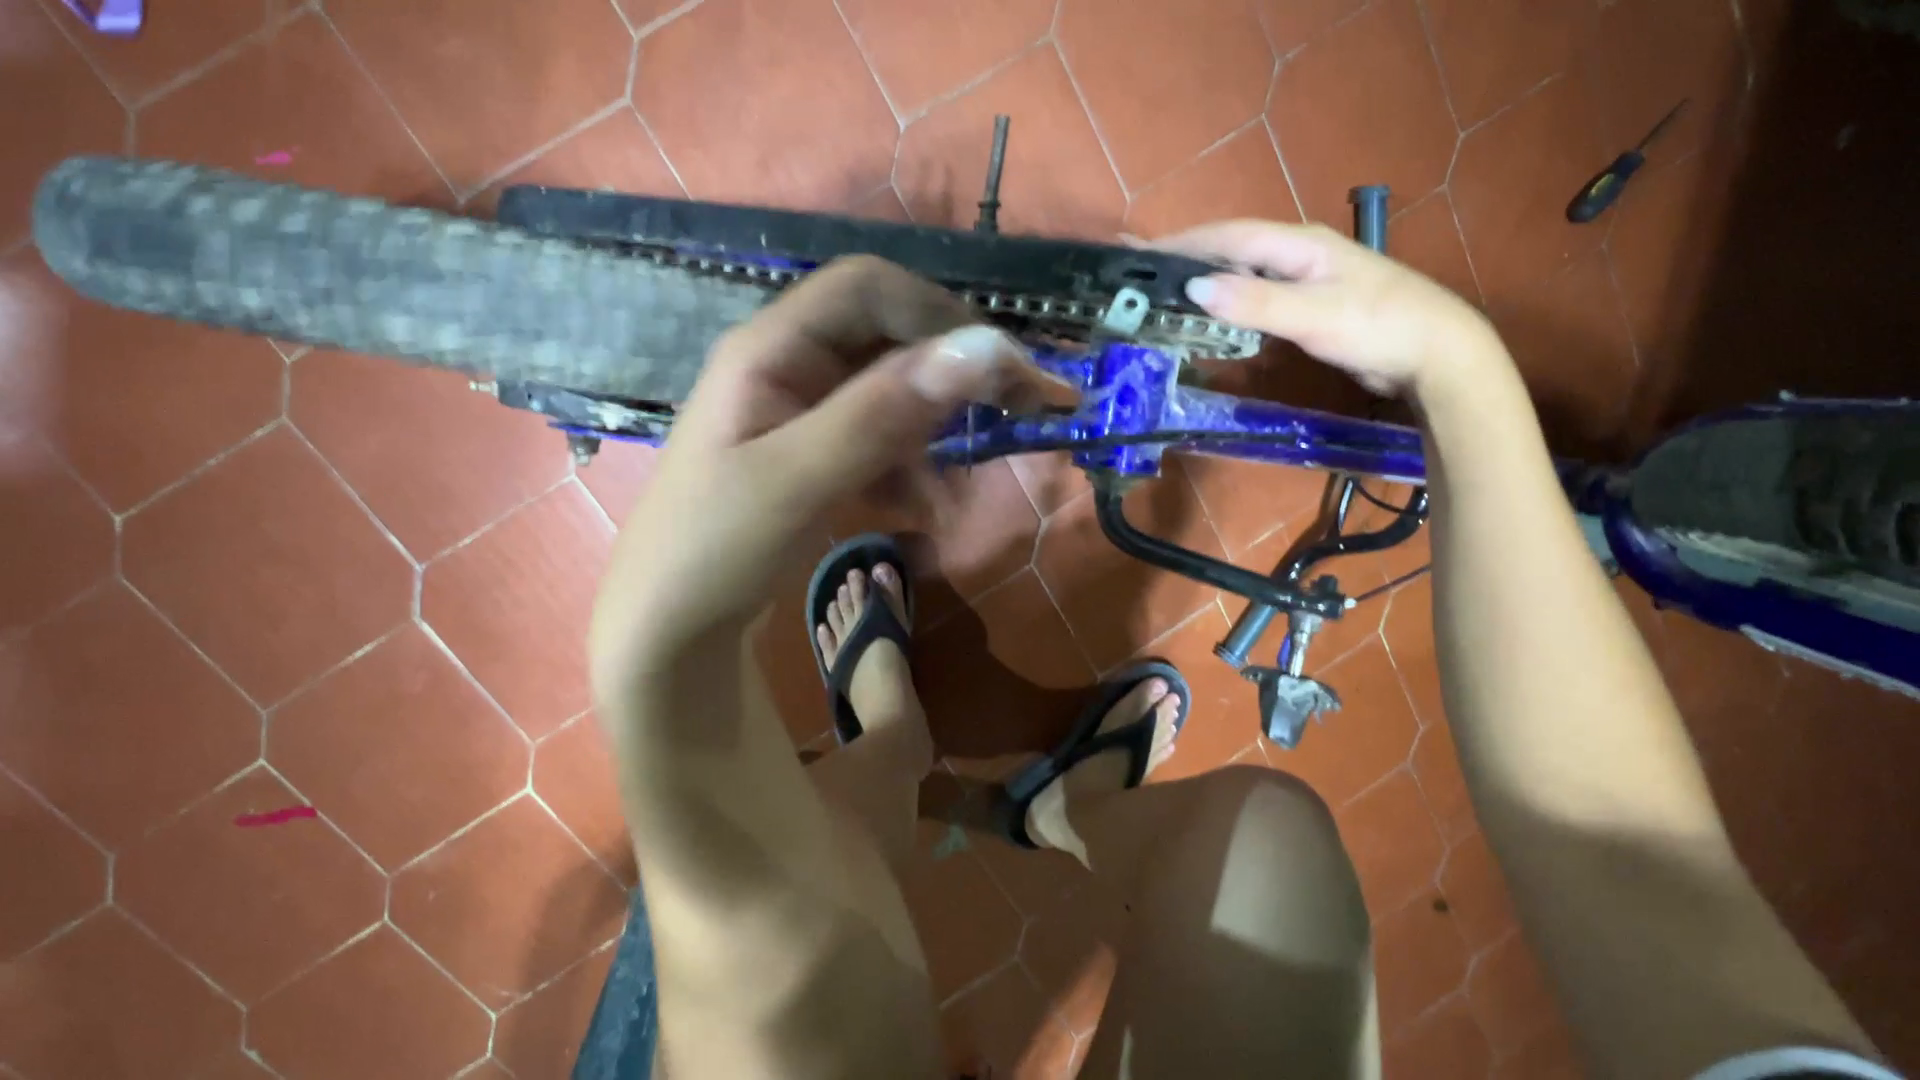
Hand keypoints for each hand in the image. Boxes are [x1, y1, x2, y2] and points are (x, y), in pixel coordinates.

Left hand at [590, 256, 1034, 681]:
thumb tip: (980, 349)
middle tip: (1029, 410)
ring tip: (965, 490)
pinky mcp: (819, 457)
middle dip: (957, 374)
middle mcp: (791, 367)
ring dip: (939, 434)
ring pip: (895, 395)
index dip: (939, 315)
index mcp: (770, 349)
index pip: (868, 289)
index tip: (1003, 366)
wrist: (667, 628)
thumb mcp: (793, 480)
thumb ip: (880, 415)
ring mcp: (805, 414)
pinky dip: (914, 471)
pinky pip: (884, 443)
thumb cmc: (712, 548)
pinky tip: (925, 513)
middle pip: (890, 338)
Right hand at [1151, 220, 1505, 398]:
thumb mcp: (1314, 314)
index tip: (1135, 255)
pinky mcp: (1308, 305)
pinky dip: (1224, 301)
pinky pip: (1254, 296)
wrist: (1437, 354)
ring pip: (1241, 272)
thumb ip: (1255, 301)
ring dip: (1201, 279)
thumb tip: (1194, 288)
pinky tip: (1208, 314)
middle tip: (1138, 270)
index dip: (1179, 244)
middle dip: (1183, 257)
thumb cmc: (1378, 326)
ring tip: (1161, 289)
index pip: (1226, 236)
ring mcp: (1304, 279)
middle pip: (1229, 248)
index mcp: (1298, 244)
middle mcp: (1297, 253)